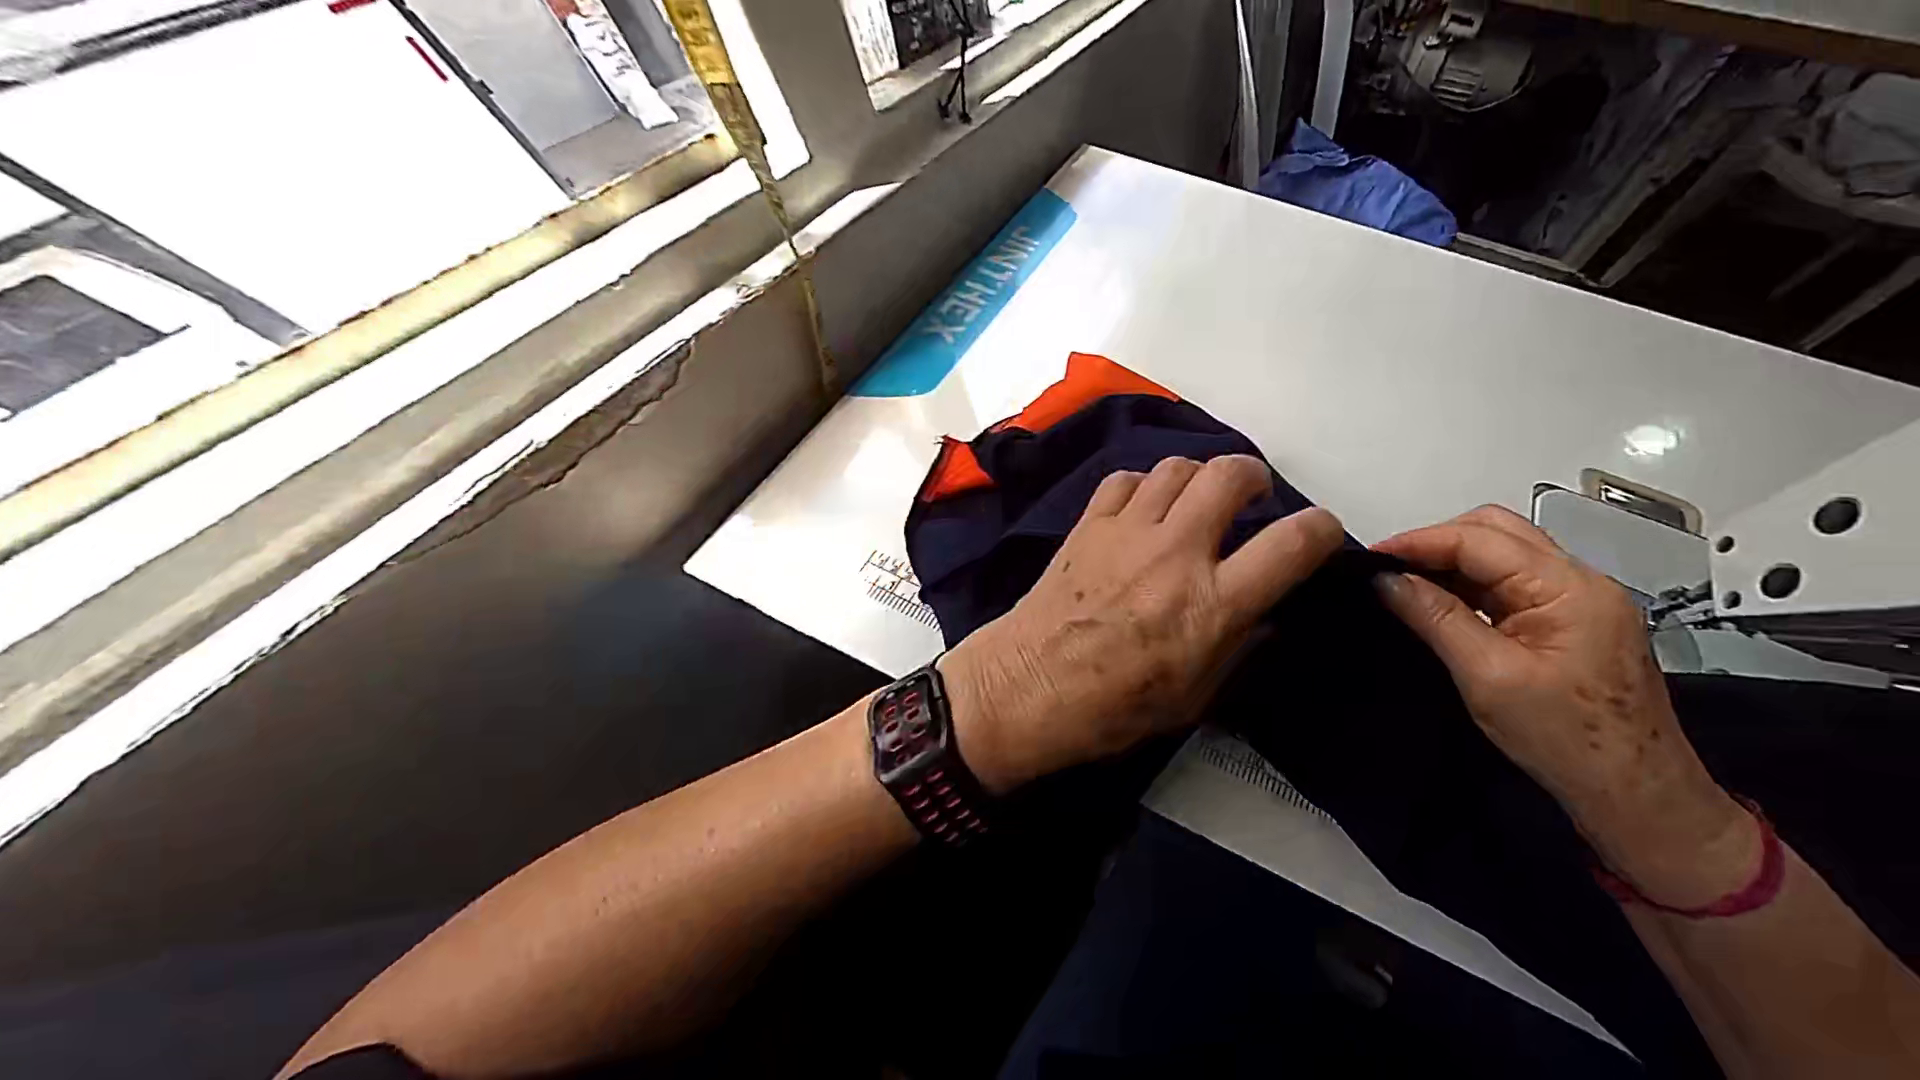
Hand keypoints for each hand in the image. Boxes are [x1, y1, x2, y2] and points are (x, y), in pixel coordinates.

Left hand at [939, 455, 1342, 794]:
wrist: (1027, 687)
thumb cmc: (1111, 708)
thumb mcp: (1193, 698)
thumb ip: (1237, 649)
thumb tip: (1266, 614)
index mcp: (1212, 603)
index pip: (1292, 543)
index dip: (1320, 529)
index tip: (1317, 534)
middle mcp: (1174, 552)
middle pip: (1230, 475)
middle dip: (1253, 478)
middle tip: (1250, 499)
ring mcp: (1127, 532)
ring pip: (1176, 467)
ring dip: (1197, 478)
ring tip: (1195, 502)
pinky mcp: (1088, 526)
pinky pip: (1125, 480)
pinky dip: (1143, 486)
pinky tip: (1142, 509)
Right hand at [1372, 505, 1757, 906]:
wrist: (1635, 793)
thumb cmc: (1564, 738)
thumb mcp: (1485, 675)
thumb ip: (1434, 617)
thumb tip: (1384, 579)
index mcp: (1569, 589)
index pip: (1479, 539)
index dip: (1418, 541)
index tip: (1368, 558)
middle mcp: (1580, 581)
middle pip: (1496, 530)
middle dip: (1434, 541)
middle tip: (1385, 568)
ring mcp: (1577, 599)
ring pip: (1501, 552)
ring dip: (1450, 560)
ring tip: (1403, 583)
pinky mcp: (1568, 619)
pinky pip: (1508, 581)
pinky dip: (1467, 582)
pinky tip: (1436, 600)